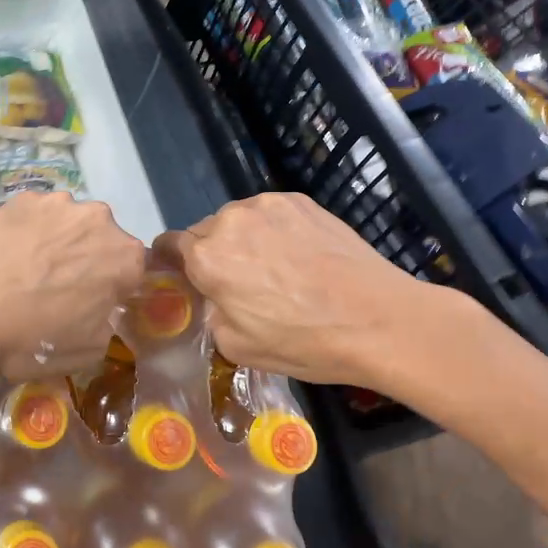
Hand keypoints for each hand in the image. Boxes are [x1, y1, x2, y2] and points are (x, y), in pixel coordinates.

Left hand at [0, 191, 145, 381]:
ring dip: (57, 242)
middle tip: (55, 288)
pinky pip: (36, 216)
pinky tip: (6, 255)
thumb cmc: (27, 339)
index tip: (91, 304)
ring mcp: (57, 203)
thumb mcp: (87, 352)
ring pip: (68, 224)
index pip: (134, 270)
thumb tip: (103, 309)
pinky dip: (28, 231)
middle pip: (102, 240)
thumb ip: (109, 324)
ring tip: (25, 271)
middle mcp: (98, 219)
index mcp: (125, 258)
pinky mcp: (20, 198)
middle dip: (87, 260)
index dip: (114, 289)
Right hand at [156, 193, 486, 395]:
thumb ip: (209, 312)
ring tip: (276, 269)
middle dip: (213, 254)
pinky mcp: (301, 201)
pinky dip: (276, 231)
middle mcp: (229, 221)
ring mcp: (267, 206)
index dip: (172, 263)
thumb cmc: (304, 341)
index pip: (167, 245)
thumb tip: (214, 297)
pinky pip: (271, 214)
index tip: (188, 280)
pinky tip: (300, 257)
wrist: (380, 320)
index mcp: (206, 257)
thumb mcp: (236, 346)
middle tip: (240, 284)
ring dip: (244, 240)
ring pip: (239, 220)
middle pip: (204, 232)